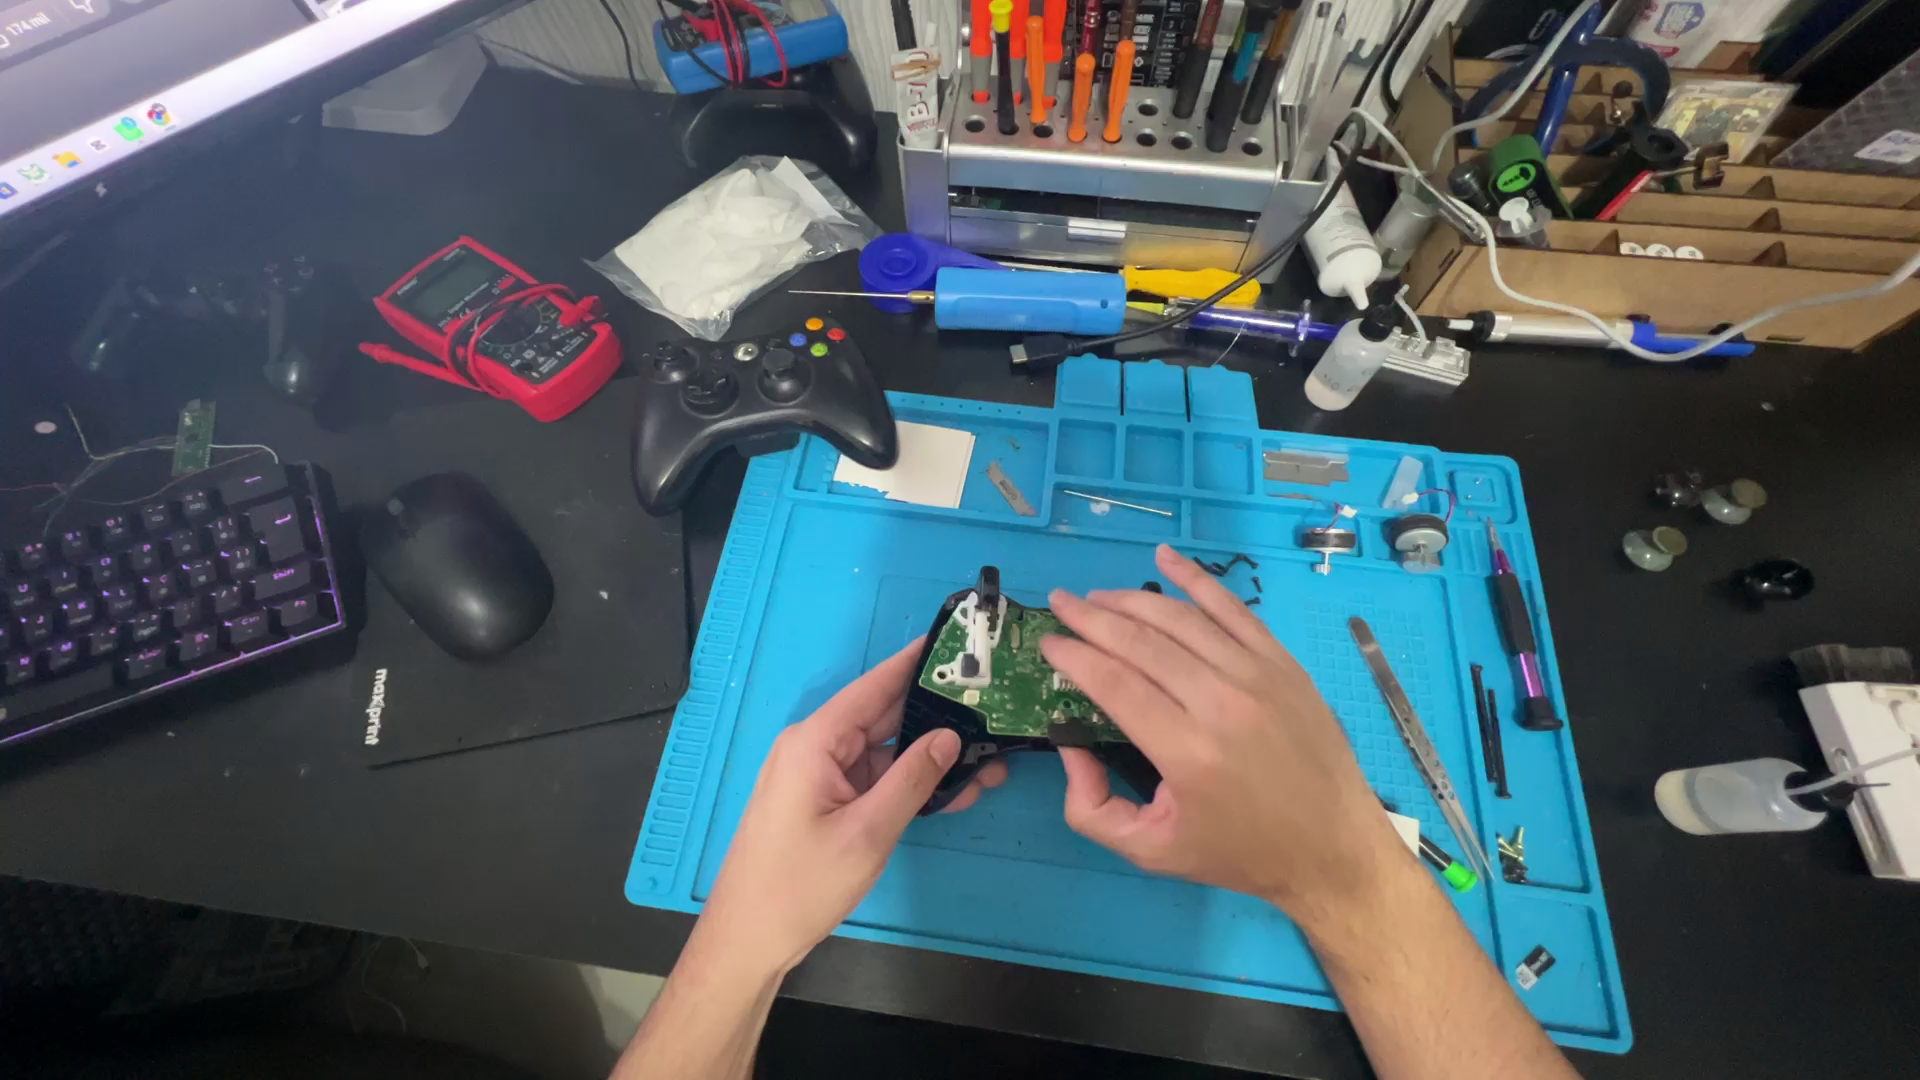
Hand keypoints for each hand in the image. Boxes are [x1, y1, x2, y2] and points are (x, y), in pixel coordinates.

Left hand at [697, 638, 1007, 974]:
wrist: (747, 941)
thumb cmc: (801, 885)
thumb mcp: (868, 833)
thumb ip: (912, 780)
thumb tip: (950, 736)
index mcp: (816, 740)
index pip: (873, 686)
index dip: (913, 663)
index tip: (951, 641)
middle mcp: (816, 747)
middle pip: (884, 717)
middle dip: (936, 716)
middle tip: (988, 707)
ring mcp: (820, 774)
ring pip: (884, 752)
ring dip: (929, 759)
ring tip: (987, 760)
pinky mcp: (826, 800)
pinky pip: (874, 780)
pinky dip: (909, 784)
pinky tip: (954, 790)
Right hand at [1039, 544, 1409, 930]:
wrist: (1335, 850)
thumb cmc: (1239, 852)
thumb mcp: (1151, 852)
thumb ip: (1091, 807)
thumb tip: (1068, 744)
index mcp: (1188, 753)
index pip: (1114, 683)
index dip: (1074, 656)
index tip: (1048, 642)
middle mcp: (1222, 703)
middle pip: (1141, 642)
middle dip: (1090, 617)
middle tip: (1059, 602)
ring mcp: (1258, 675)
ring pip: (1181, 619)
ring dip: (1131, 599)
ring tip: (1097, 596)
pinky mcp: (1282, 662)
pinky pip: (1232, 608)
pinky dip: (1195, 578)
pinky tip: (1165, 558)